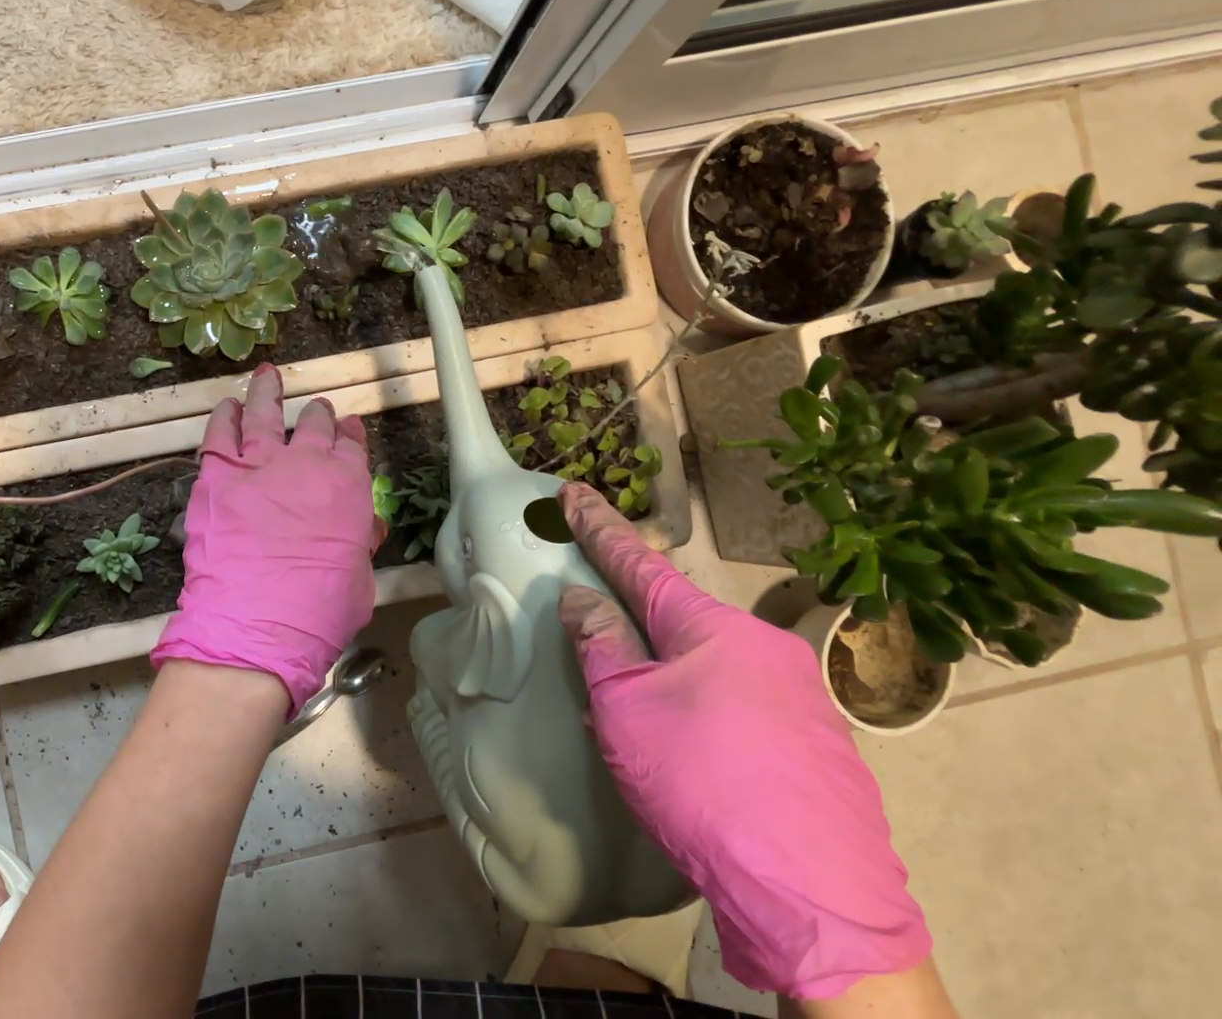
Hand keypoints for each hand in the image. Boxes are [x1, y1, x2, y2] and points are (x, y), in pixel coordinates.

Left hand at [150, 365, 380, 714]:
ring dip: (267, 392)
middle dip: (317, 415)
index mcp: (347, 485)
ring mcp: (258, 464)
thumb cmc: (321, 610)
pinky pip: (219, 435)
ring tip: (267, 375)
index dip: (350, 437)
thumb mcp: (359, 578)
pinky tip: (227, 406)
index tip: (347, 429)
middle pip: (313, 425)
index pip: (352, 448)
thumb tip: (364, 527)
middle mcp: (305, 463)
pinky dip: (223, 417)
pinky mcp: (216, 476)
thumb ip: (358, 542)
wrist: (259, 621)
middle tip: (316, 410)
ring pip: (263, 413)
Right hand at [556, 483, 931, 1000]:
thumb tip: (582, 597)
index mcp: (713, 626)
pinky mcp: (810, 740)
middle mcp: (763, 646)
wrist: (810, 889)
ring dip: (662, 664)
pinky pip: (735, 698)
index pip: (640, 563)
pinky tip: (681, 740)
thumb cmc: (700, 780)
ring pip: (707, 660)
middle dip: (634, 606)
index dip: (599, 528)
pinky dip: (694, 700)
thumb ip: (601, 643)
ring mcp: (796, 694)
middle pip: (679, 612)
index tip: (572, 492)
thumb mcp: (626, 707)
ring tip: (630, 698)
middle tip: (596, 606)